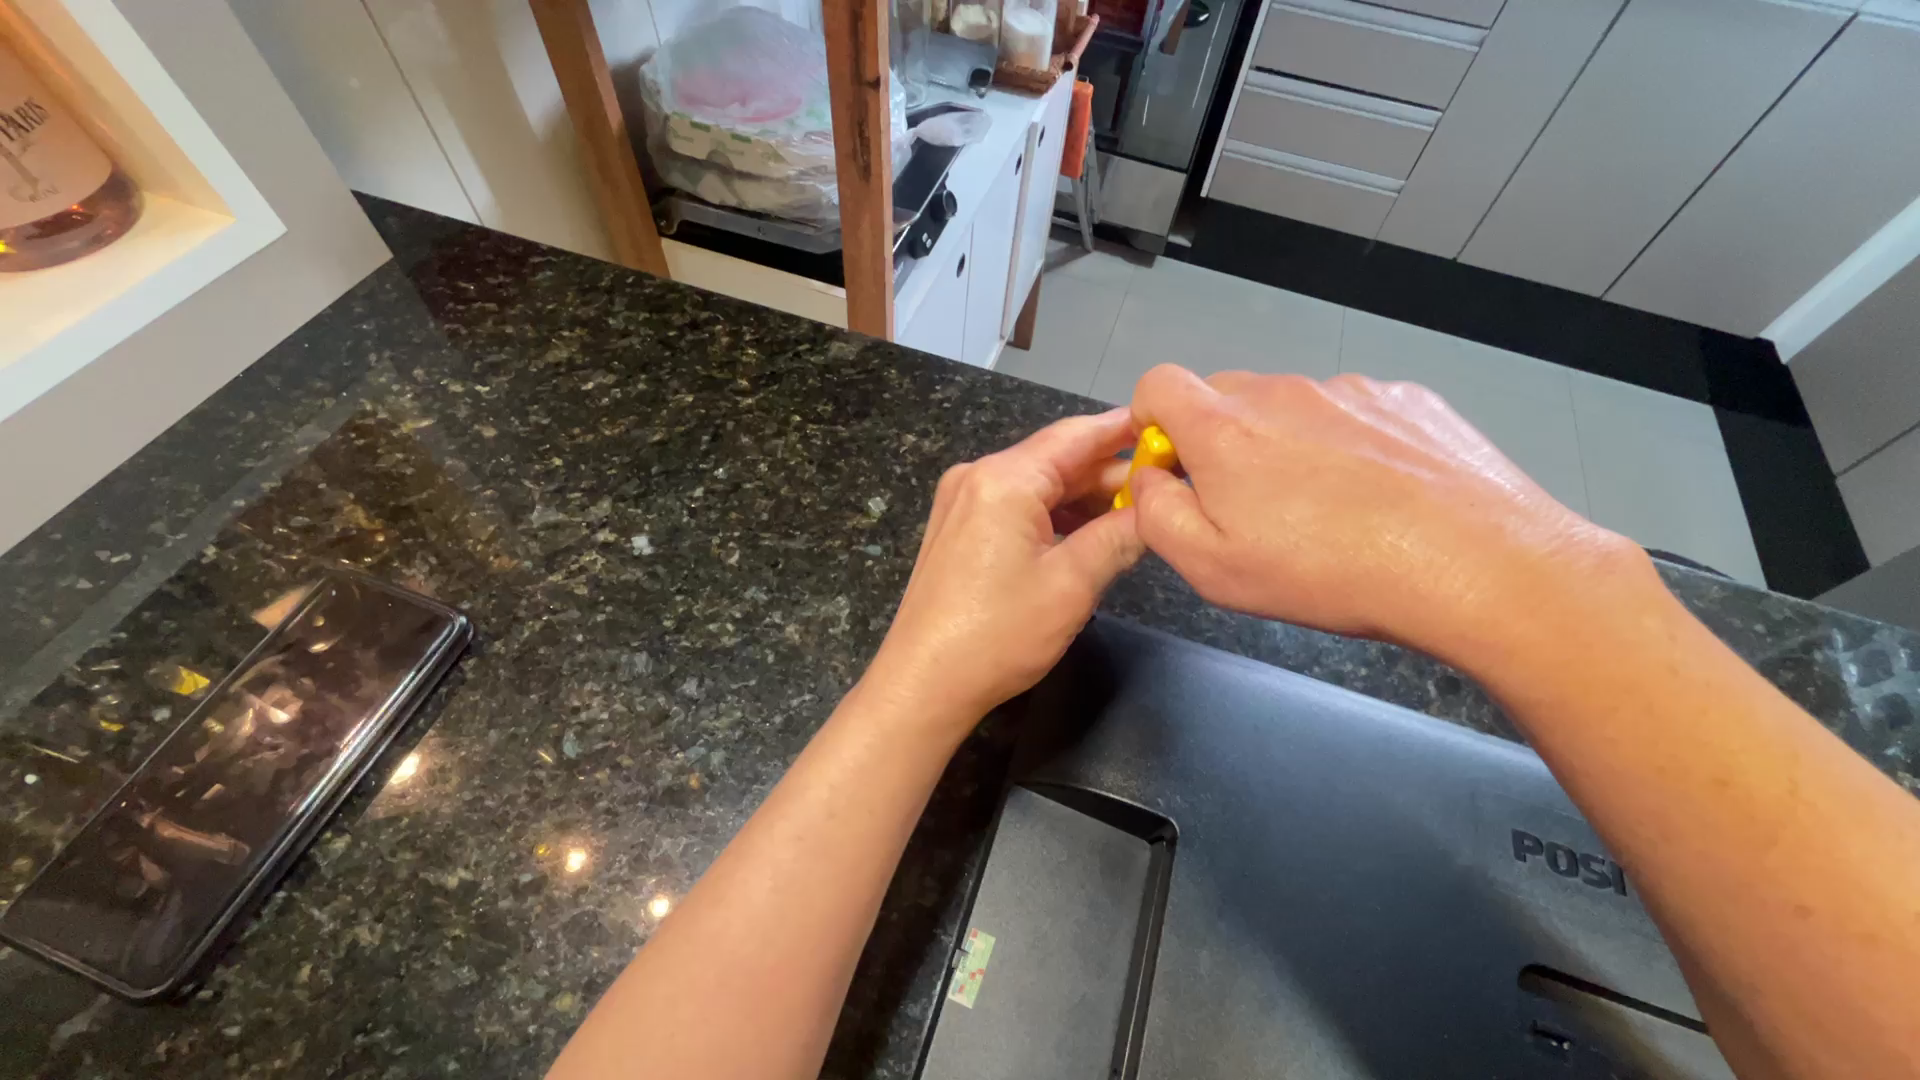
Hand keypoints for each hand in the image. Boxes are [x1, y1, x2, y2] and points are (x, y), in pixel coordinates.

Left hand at [864, 408, 1145, 730]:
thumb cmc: (999, 634)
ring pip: (1037, 485)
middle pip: (1056, 459)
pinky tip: (1087, 534)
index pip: (1076, 435)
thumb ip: (1119, 536)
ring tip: (1133, 515)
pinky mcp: (957, 528)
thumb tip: (1157, 509)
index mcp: (1004, 478)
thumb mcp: (1073, 584)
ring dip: (1083, 498)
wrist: (924, 682)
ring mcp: (961, 502)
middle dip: (1108, 473)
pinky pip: (1016, 506)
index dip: (1125, 430)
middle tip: (1163, 488)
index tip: (1169, 429)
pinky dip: (1053, 516)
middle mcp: (977, 476)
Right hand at [1125, 365, 1639, 661]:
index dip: (1151, 422)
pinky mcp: (1406, 399)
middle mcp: (1280, 392)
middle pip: (1223, 397)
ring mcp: (1349, 389)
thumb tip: (1150, 478)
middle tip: (1248, 505)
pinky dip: (1347, 445)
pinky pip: (1352, 413)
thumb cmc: (1322, 571)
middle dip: (1217, 441)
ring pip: (1290, 407)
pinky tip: (1380, 496)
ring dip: (1285, 445)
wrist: (1471, 563)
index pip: (1157, 385)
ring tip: (1327, 510)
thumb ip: (1155, 513)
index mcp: (1223, 427)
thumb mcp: (1209, 566)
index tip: (1172, 470)